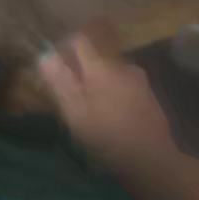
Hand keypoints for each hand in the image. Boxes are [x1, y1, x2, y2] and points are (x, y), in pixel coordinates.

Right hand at [39, 33, 181, 175]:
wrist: (153, 160)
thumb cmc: (106, 134)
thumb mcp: (74, 110)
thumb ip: (59, 79)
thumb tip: (46, 55)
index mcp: (102, 66)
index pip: (80, 39)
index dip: (64, 46)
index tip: (56, 64)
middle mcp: (123, 66)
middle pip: (95, 54)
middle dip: (79, 66)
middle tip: (69, 90)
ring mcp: (139, 80)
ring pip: (109, 69)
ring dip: (95, 79)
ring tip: (88, 103)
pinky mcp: (149, 95)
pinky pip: (122, 81)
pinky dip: (111, 89)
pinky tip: (108, 112)